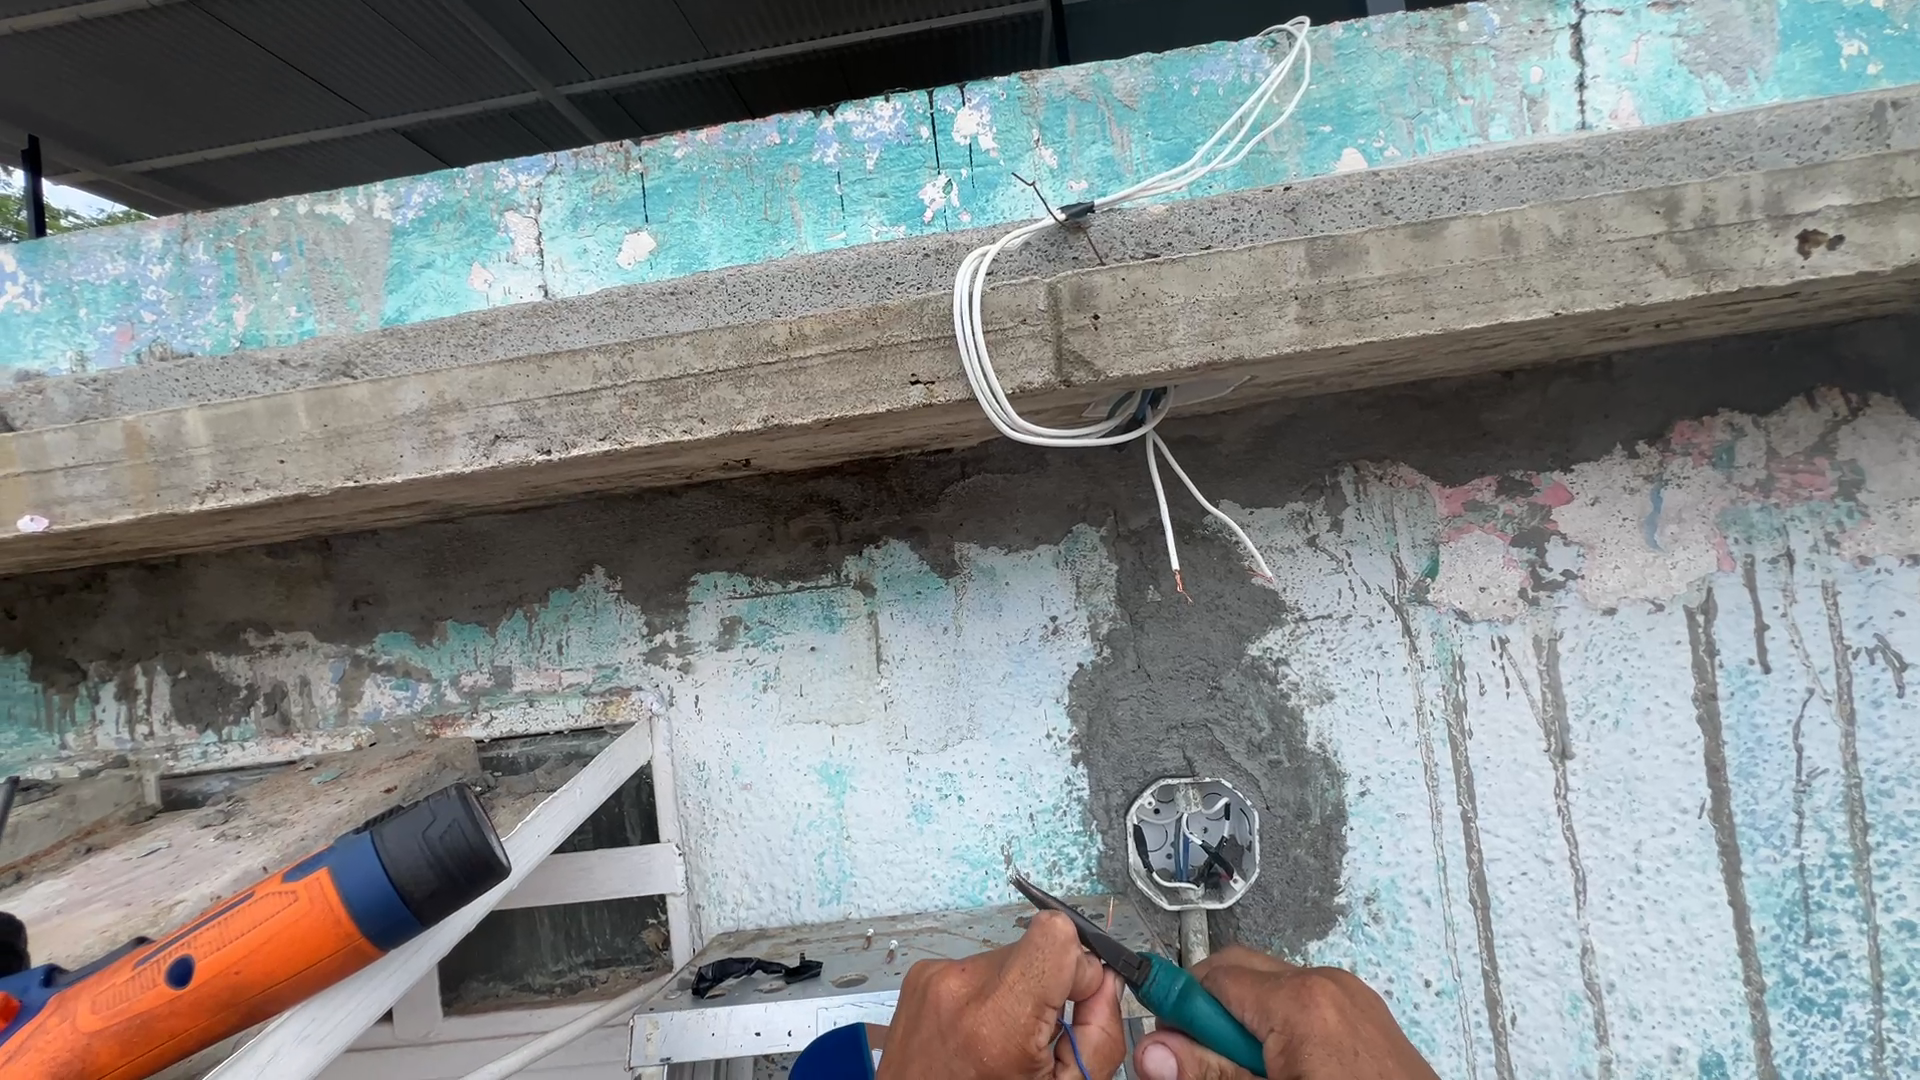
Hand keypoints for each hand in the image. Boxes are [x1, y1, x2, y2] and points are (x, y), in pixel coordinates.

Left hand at [876, 911, 1126, 1079]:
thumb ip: (1099, 1035)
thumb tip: (1106, 981)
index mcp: (999, 1020)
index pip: (1056, 933)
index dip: (1077, 964)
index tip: (1072, 1001)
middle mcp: (962, 986)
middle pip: (1034, 947)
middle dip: (1047, 985)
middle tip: (1037, 1038)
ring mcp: (935, 977)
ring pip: (1006, 957)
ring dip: (1015, 992)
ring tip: (1001, 1042)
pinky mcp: (921, 976)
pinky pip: (975, 968)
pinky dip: (986, 998)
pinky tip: (977, 1035)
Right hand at [1133, 947, 1437, 1079]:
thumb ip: (1209, 1074)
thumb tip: (1152, 1052)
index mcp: (1299, 1001)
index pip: (1210, 977)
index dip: (1180, 1009)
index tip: (1164, 1041)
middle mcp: (1325, 981)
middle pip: (1236, 970)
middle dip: (1212, 1013)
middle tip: (1206, 1064)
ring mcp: (1350, 995)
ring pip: (1268, 986)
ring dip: (1247, 1023)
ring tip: (1255, 1075)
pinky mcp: (1367, 1012)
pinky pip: (1303, 1001)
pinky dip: (1282, 1028)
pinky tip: (1288, 1071)